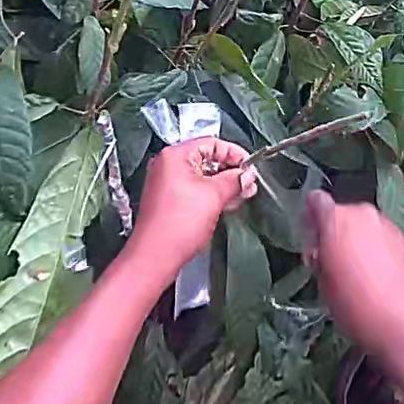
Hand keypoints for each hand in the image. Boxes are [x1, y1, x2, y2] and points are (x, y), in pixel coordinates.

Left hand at [125, 137, 257, 276]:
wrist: (154, 259)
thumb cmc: (176, 226)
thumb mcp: (214, 196)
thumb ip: (234, 180)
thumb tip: (247, 174)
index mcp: (175, 156)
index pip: (213, 143)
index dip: (235, 154)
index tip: (249, 166)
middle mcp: (168, 165)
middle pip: (207, 159)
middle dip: (230, 172)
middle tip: (247, 182)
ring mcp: (166, 183)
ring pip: (202, 176)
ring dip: (223, 184)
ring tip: (240, 195)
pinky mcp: (168, 199)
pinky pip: (194, 189)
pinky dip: (210, 194)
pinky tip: (225, 203)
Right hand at [305, 191, 403, 355]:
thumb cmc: (356, 307)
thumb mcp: (324, 285)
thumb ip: (319, 258)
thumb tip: (320, 251)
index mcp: (336, 219)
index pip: (316, 201)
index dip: (311, 217)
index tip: (311, 236)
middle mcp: (362, 213)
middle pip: (341, 214)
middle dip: (335, 232)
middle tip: (332, 261)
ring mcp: (385, 224)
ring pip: (362, 225)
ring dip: (357, 239)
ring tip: (357, 272)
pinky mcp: (403, 238)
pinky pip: (380, 236)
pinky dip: (375, 247)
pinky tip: (376, 275)